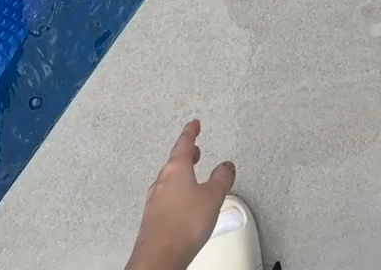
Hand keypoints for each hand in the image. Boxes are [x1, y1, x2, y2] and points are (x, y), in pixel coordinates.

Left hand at [124, 120, 236, 269]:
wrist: (159, 257)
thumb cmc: (184, 224)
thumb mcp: (212, 197)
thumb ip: (221, 179)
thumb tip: (227, 166)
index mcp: (176, 169)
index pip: (184, 143)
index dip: (190, 132)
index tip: (194, 124)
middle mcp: (162, 182)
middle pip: (175, 162)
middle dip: (186, 154)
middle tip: (194, 149)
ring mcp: (155, 201)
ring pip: (169, 181)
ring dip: (180, 175)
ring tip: (191, 177)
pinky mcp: (152, 219)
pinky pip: (165, 198)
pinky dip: (175, 194)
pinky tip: (182, 205)